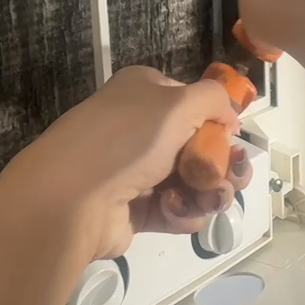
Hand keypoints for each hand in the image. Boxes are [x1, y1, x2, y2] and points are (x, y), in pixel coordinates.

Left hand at [0, 66, 252, 261]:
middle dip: (221, 163)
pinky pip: (175, 209)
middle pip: (198, 144)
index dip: (216, 120)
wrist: (72, 199)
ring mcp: (135, 169)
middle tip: (231, 176)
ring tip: (208, 198)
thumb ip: (214, 99)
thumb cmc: (127, 140)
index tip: (231, 138)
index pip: (192, 100)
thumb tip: (230, 116)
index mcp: (144, 91)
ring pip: (192, 180)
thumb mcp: (177, 103)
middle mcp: (139, 126)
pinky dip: (183, 213)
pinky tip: (175, 213)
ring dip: (207, 191)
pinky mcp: (135, 209)